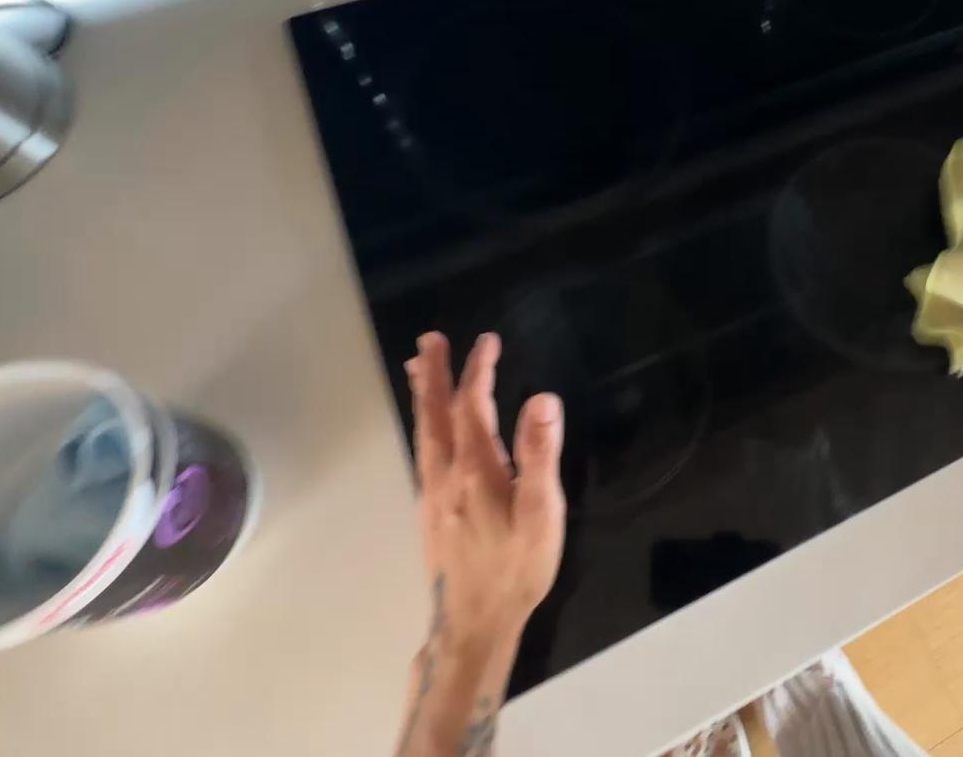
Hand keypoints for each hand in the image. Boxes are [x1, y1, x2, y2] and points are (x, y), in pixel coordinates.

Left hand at [405, 331, 565, 655]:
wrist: (474, 623)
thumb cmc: (517, 566)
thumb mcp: (541, 511)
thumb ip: (540, 454)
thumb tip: (543, 398)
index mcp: (475, 469)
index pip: (474, 407)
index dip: (479, 371)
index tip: (487, 341)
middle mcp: (446, 475)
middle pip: (437, 414)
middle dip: (436, 374)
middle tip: (430, 340)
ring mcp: (433, 494)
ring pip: (425, 433)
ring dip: (424, 396)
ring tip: (419, 368)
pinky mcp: (431, 512)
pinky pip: (423, 452)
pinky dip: (424, 425)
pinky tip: (430, 428)